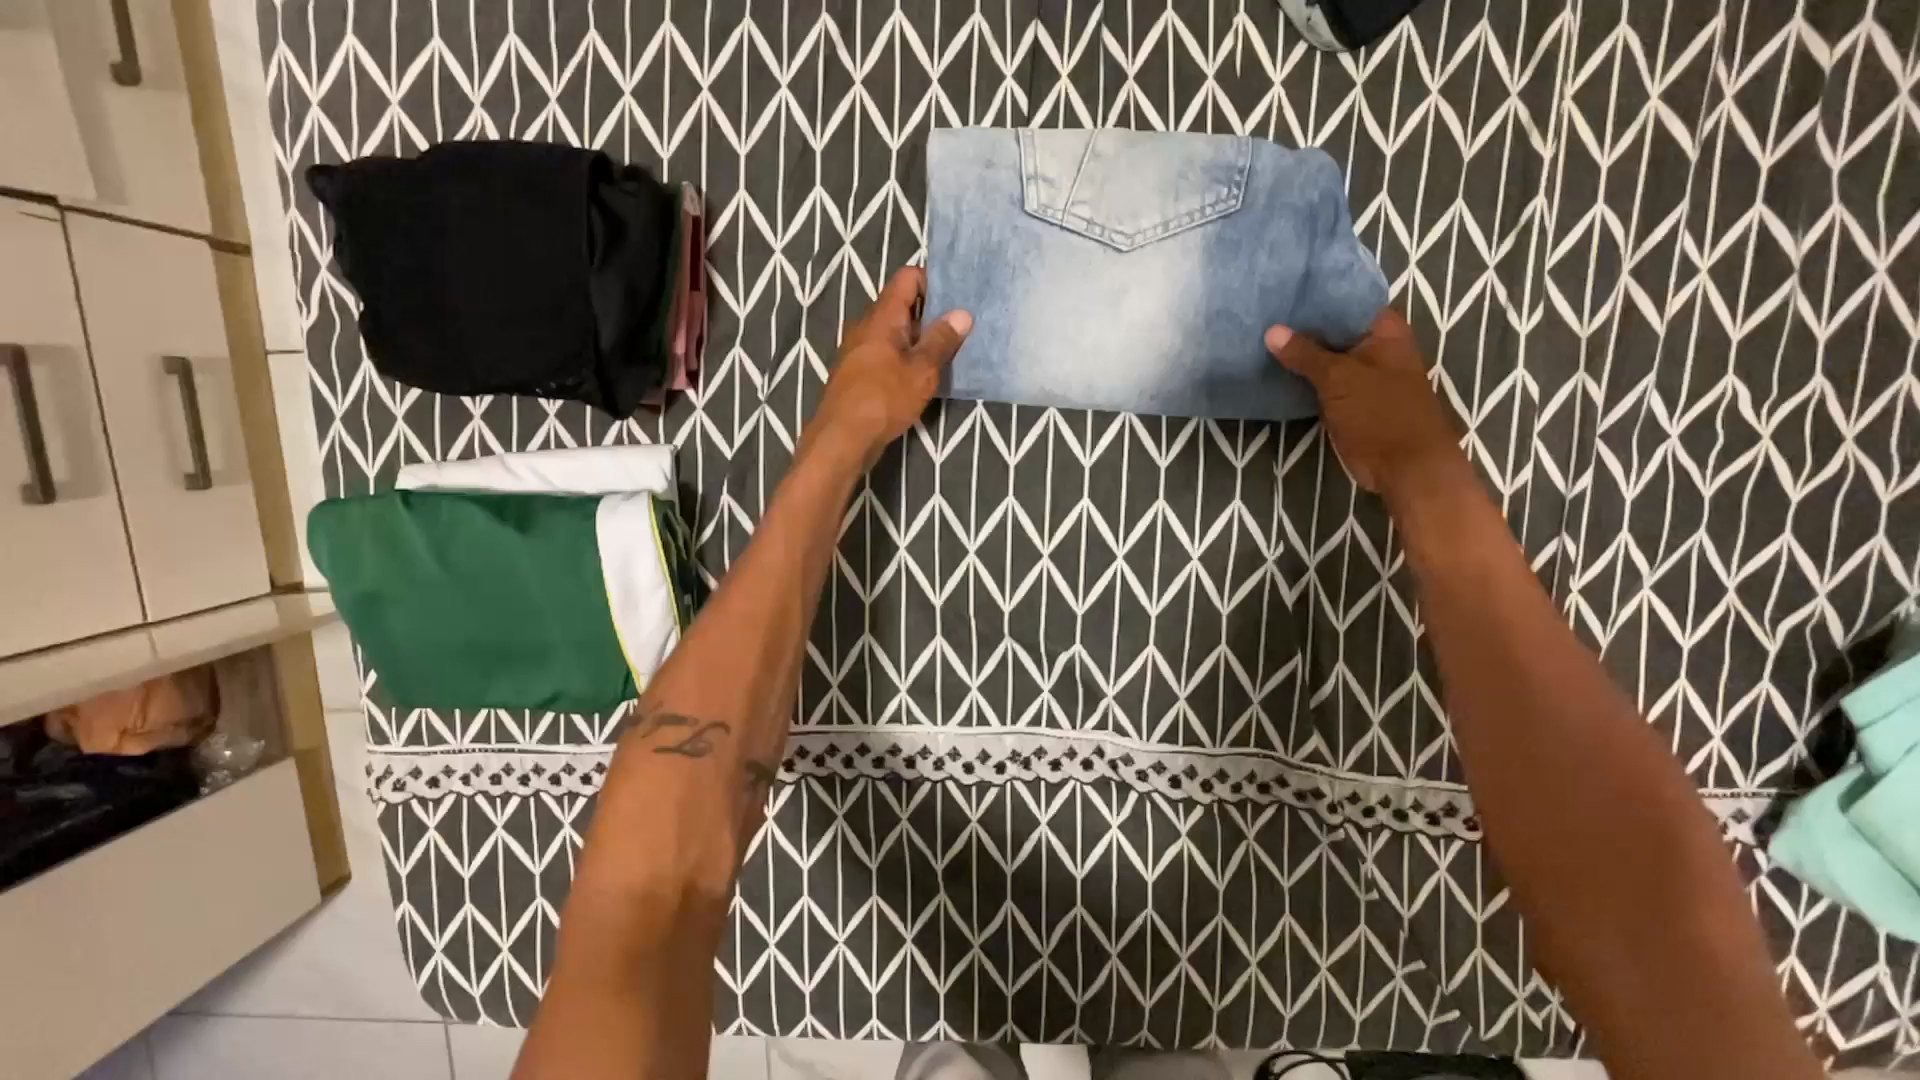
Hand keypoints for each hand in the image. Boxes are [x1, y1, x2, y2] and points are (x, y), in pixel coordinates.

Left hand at [810, 266, 971, 464]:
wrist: (841, 439)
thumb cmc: (884, 399)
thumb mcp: (921, 371)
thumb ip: (941, 341)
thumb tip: (961, 314)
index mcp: (882, 317)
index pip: (907, 278)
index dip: (933, 282)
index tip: (956, 301)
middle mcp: (867, 326)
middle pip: (901, 306)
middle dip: (930, 316)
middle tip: (958, 332)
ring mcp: (859, 351)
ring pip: (894, 334)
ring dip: (918, 342)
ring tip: (946, 357)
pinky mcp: (857, 374)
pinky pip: (886, 355)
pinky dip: (904, 360)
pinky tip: (922, 379)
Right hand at [1265, 309, 1463, 500]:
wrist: (1404, 466)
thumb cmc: (1381, 413)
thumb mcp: (1339, 378)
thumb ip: (1305, 354)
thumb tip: (1272, 331)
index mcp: (1383, 330)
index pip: (1345, 301)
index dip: (1314, 295)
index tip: (1281, 289)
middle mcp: (1374, 347)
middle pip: (1332, 329)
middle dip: (1300, 325)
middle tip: (1261, 311)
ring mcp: (1361, 375)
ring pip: (1324, 357)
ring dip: (1298, 354)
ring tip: (1258, 336)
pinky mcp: (1348, 400)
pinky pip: (1320, 382)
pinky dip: (1301, 378)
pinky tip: (1271, 369)